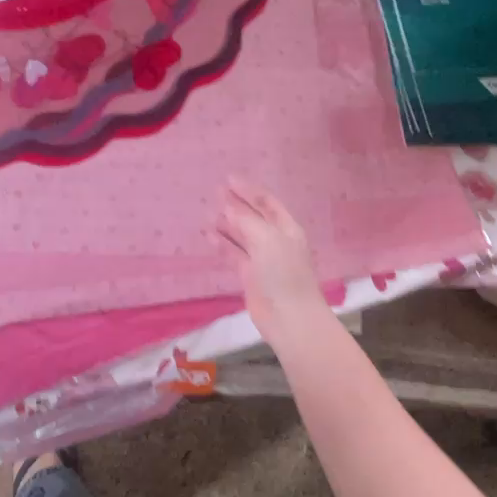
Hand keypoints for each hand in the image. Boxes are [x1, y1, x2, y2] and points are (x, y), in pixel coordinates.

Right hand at [216, 177, 323, 338]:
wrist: (290, 318)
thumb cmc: (283, 273)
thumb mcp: (267, 240)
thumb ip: (246, 221)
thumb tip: (228, 207)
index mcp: (286, 228)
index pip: (266, 202)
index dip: (248, 190)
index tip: (228, 179)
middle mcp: (275, 240)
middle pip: (253, 217)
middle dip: (236, 205)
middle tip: (215, 193)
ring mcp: (262, 258)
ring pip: (241, 236)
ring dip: (226, 224)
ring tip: (207, 214)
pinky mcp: (250, 276)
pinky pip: (234, 254)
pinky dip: (222, 244)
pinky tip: (209, 236)